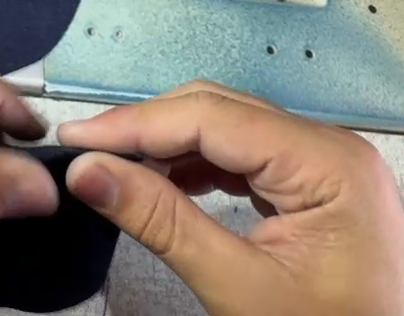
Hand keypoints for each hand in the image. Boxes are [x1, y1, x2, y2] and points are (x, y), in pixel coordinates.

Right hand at [59, 82, 403, 315]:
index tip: (75, 137)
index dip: (135, 123)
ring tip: (115, 167)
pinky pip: (242, 157)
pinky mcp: (315, 189)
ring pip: (224, 129)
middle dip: (147, 129)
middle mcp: (328, 146)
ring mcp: (325, 166)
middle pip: (216, 111)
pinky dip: (195, 166)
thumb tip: (86, 172)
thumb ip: (160, 222)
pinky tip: (161, 182)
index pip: (209, 115)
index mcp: (326, 161)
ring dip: (167, 145)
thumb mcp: (241, 292)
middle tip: (87, 152)